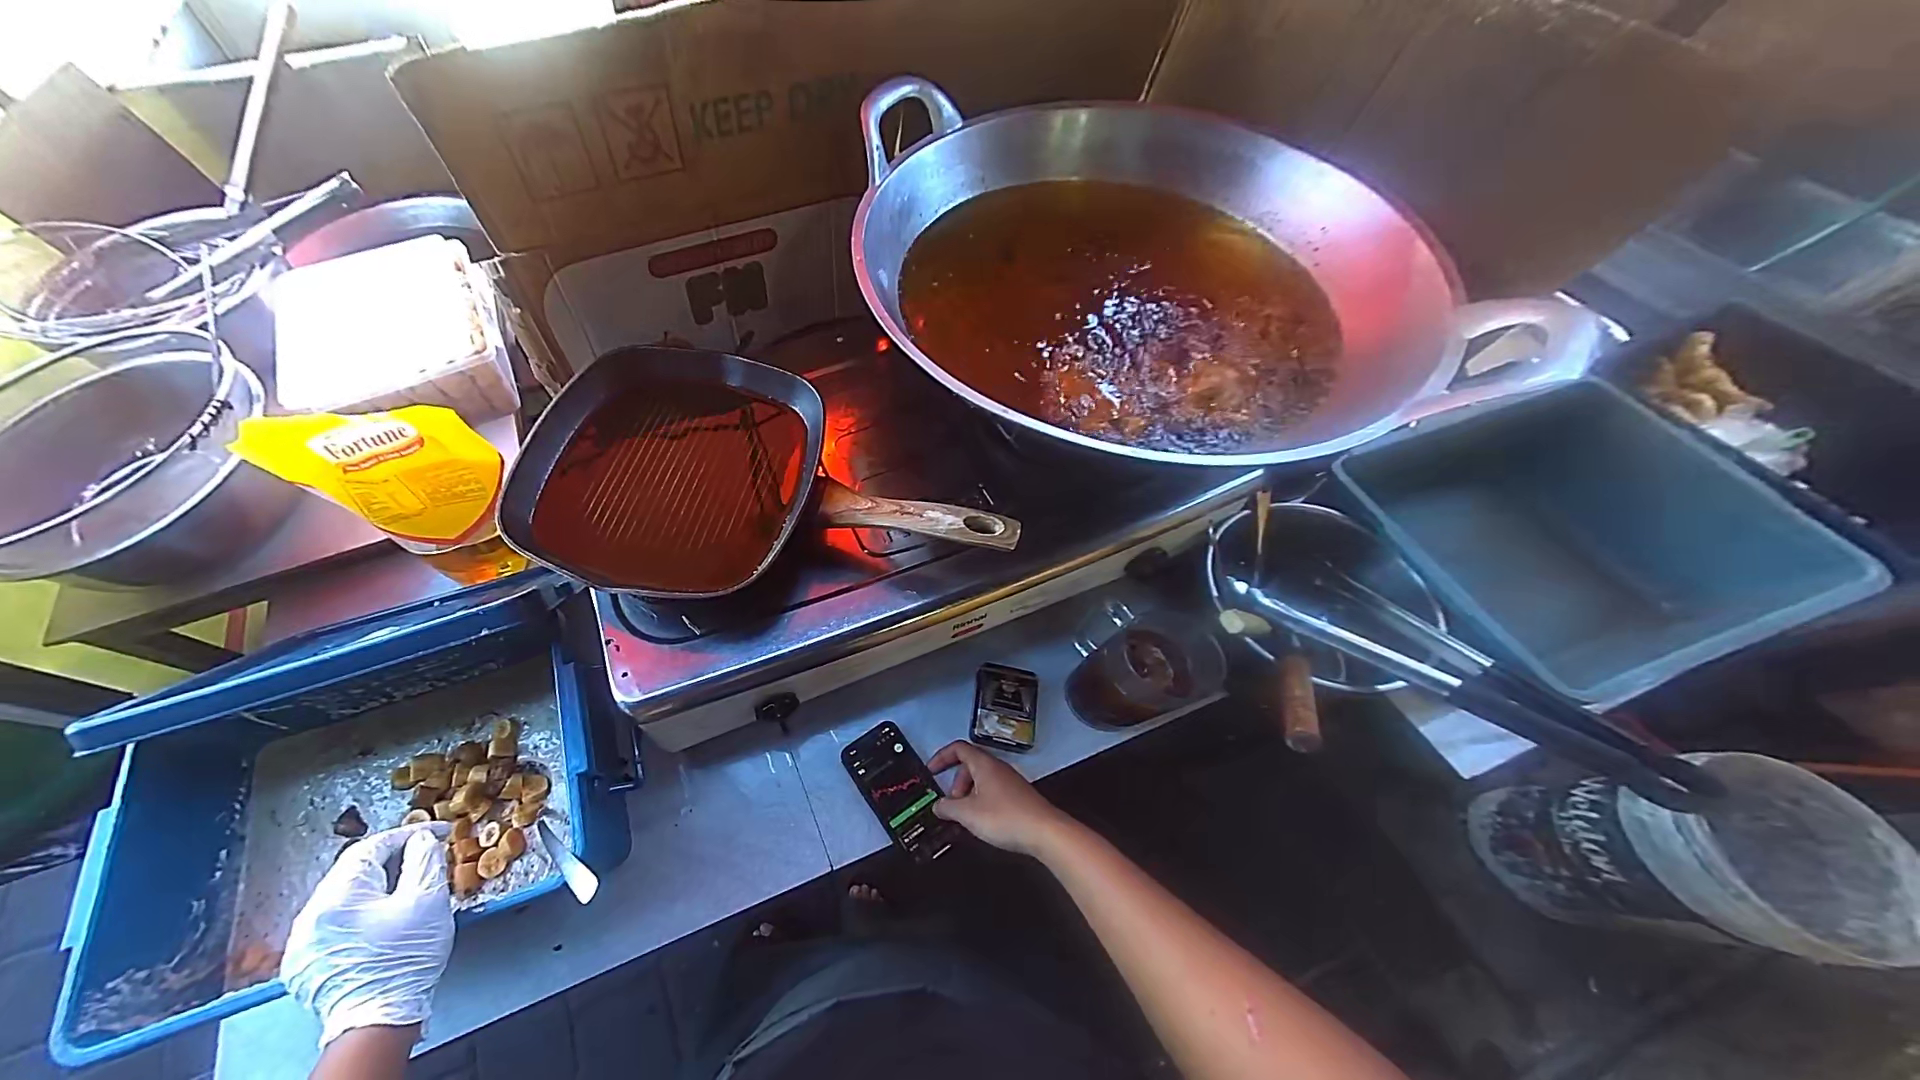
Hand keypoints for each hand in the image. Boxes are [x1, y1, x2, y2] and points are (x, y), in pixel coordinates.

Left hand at [281, 822, 453, 1048]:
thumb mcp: (427, 899)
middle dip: (393, 857)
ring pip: (344, 894)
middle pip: (354, 870)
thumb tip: (422, 839)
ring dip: (377, 882)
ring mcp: (303, 941)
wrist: (378, 1018)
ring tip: (408, 882)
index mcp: (338, 898)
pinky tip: (384, 914)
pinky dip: (362, 907)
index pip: (372, 847)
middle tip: (426, 854)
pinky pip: (335, 918)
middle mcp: (310, 916)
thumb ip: (424, 860)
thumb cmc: (406, 957)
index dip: (408, 834)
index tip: (437, 832)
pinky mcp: (305, 960)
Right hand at [929, 741, 1076, 857]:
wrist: (1044, 831)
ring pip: (982, 780)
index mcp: (984, 764)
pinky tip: (982, 821)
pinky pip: (993, 791)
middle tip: (951, 803)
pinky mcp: (1018, 796)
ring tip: (966, 816)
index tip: (932, 770)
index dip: (942, 756)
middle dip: (956, 782)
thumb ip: (948, 808)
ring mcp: (1010, 781)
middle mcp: (998, 768)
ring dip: (968, 794)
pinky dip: (981, 801)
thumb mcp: (968, 814)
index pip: (959, 748)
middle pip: (970, 765)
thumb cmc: (1006, 817)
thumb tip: (938, 805)